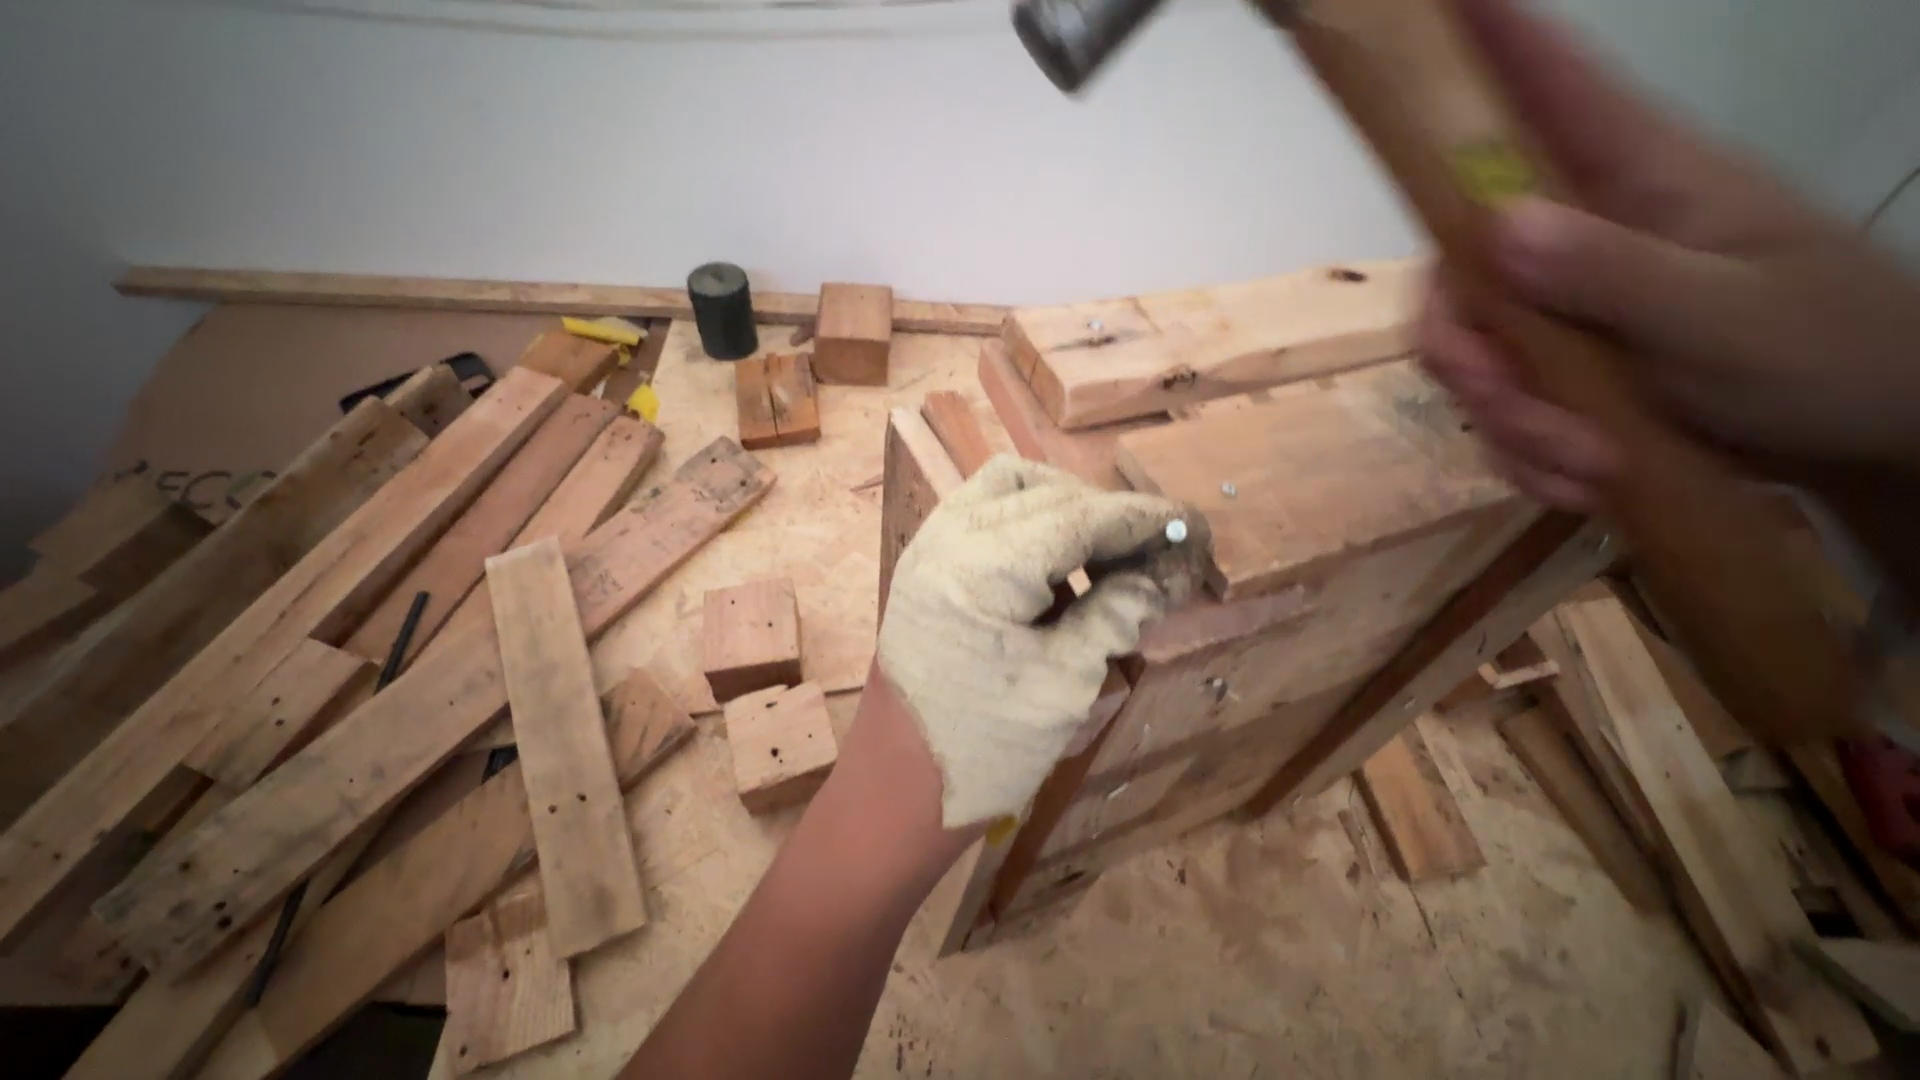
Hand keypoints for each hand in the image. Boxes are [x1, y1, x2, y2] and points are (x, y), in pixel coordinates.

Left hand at [876, 455, 1202, 827]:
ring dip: (1068, 510)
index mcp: (983, 567)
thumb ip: (1114, 614)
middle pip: (1048, 491)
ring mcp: (930, 546)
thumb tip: (1164, 573)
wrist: (899, 787)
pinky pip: (987, 514)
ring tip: (1111, 560)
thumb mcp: (1064, 684)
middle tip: (1156, 556)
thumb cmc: (984, 748)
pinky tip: (1065, 569)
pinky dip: (1033, 525)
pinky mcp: (928, 565)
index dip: (1141, 519)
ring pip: (1012, 488)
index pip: (1079, 515)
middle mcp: (949, 537)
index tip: (1192, 528)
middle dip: (1108, 516)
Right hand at [1421, 0, 1919, 510]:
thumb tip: (1496, 226)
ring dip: (1511, 424)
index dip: (1491, 45)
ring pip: (1470, 349)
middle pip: (1457, 265)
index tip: (1439, 1)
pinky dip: (1528, 455)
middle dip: (1469, 350)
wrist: (1871, 437)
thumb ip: (1614, 272)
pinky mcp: (1561, 364)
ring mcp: (1564, 305)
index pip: (1552, 89)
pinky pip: (1497, 407)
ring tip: (1585, 465)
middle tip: (1510, 405)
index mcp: (1637, 182)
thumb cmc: (1832, 350)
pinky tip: (1584, 479)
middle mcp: (1578, 234)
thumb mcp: (1728, 318)